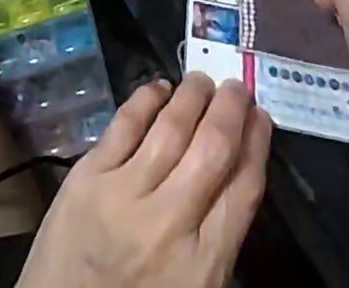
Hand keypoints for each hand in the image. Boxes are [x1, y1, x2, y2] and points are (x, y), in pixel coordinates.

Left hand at [17, 74, 271, 287]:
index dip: (257, 145)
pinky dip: (145, 99)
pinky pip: (124, 125)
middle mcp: (169, 222)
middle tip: (237, 87)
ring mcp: (124, 195)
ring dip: (192, 97)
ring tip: (202, 80)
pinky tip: (159, 87)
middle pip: (212, 149)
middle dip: (230, 111)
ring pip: (170, 129)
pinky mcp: (87, 177)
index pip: (244, 189)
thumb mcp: (192, 286)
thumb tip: (236, 172)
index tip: (261, 118)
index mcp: (203, 264)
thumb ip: (216, 236)